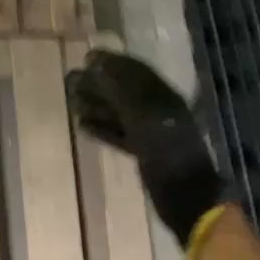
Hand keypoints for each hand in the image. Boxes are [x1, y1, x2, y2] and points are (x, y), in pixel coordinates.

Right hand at [67, 50, 223, 246]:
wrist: (188, 202)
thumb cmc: (168, 155)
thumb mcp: (143, 118)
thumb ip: (120, 91)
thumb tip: (95, 64)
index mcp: (164, 97)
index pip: (135, 70)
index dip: (112, 62)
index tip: (86, 57)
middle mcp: (158, 110)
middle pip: (124, 90)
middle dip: (99, 84)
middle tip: (71, 81)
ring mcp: (152, 132)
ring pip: (120, 113)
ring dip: (96, 106)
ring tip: (72, 102)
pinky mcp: (145, 153)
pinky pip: (120, 134)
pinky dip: (102, 129)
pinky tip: (83, 126)